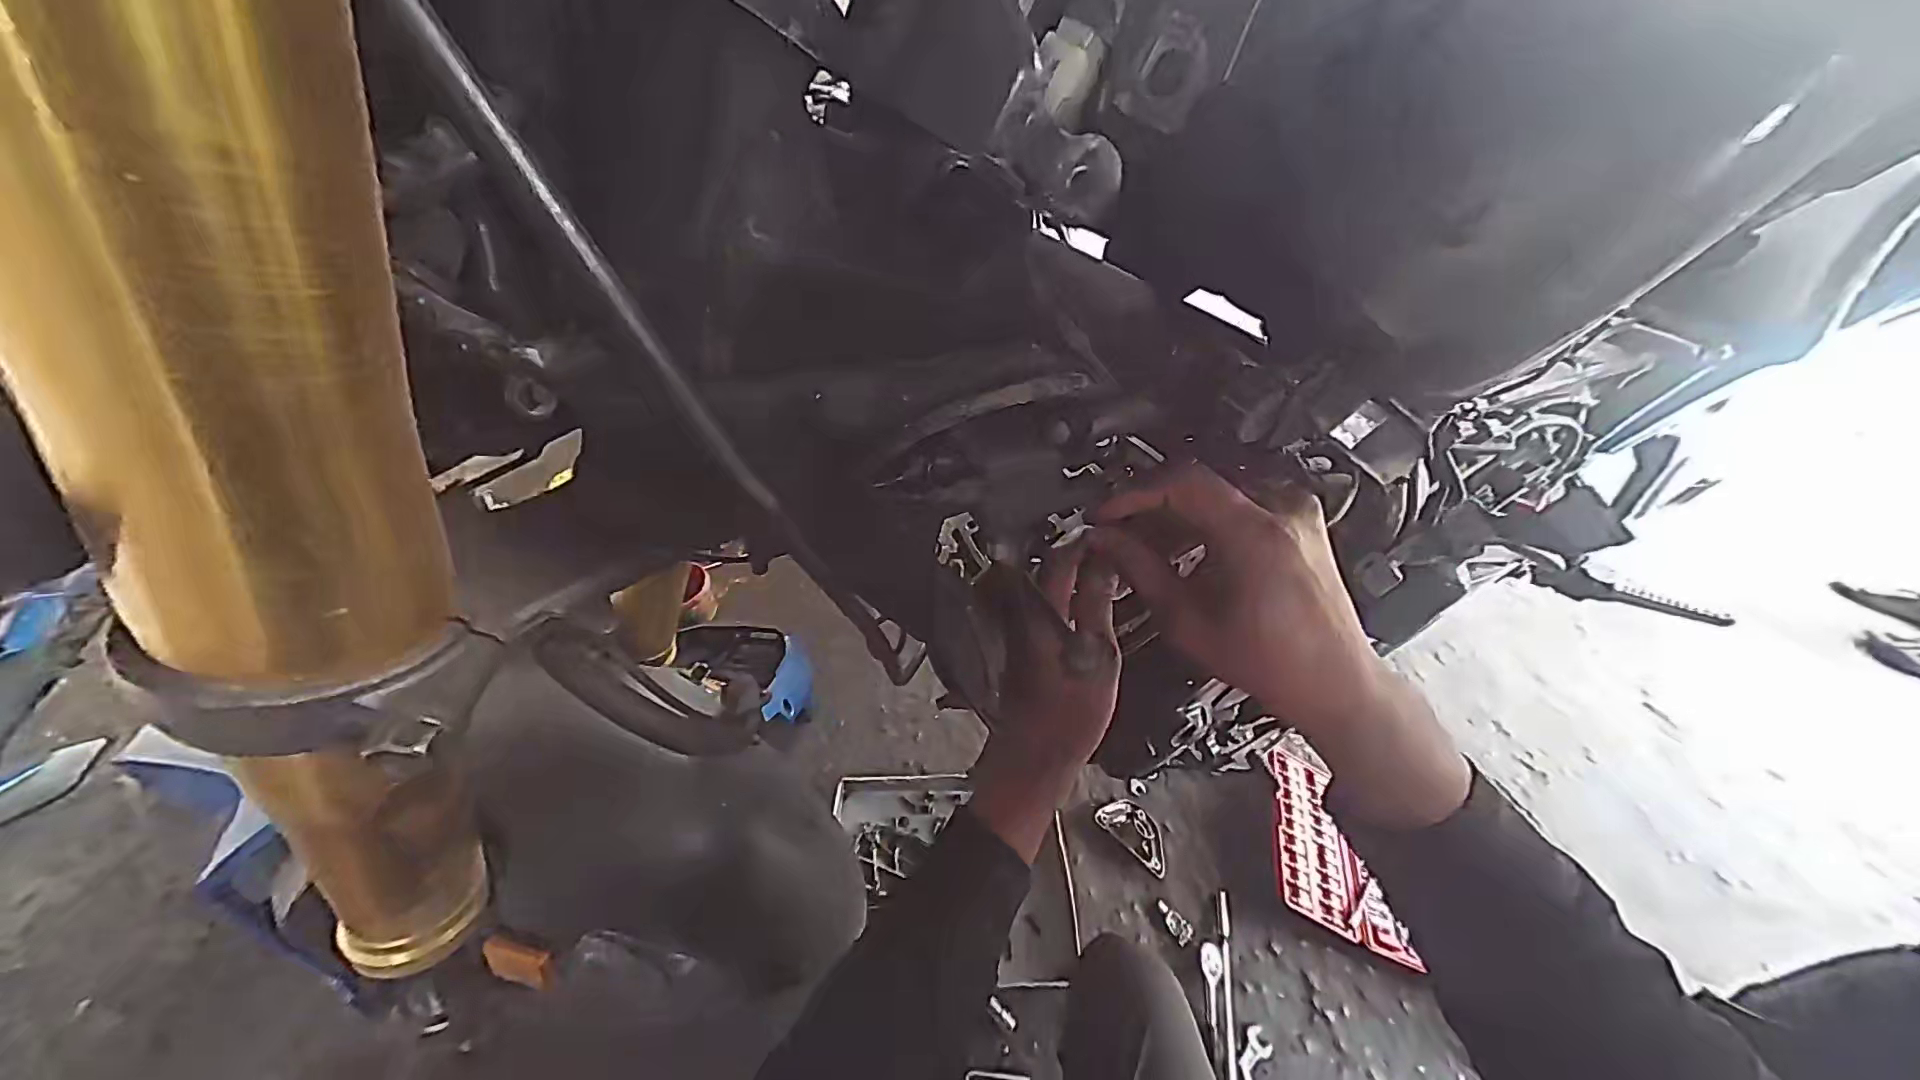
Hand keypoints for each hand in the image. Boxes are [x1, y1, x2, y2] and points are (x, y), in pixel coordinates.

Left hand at [967, 546, 1120, 861]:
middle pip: (1047, 567)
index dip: (1084, 540)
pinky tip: (1084, 603)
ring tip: (1103, 571)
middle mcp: (1022, 612)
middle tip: (1110, 549)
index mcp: (1041, 610)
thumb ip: (1097, 605)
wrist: (1035, 753)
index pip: (1060, 557)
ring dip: (1071, 573)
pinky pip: (1041, 605)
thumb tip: (1103, 564)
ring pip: (1043, 584)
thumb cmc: (1071, 713)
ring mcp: (1018, 627)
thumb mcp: (1100, 656)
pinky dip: (1063, 596)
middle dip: (1077, 552)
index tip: (1109, 535)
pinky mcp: (1019, 642)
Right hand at [1088, 464, 1469, 828]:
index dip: (1133, 494)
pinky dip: (1202, 520)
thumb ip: (1140, 570)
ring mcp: (1294, 513)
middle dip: (1149, 505)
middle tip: (1119, 529)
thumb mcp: (1187, 620)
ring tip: (1146, 545)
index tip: (1107, 513)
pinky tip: (1182, 548)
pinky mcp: (1297, 521)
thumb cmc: (1275, 662)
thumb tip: (1108, 542)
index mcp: (1255, 532)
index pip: (1180, 483)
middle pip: (1196, 482)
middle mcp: (1282, 511)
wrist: (1331, 680)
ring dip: (1174, 514)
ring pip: (1214, 490)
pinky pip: (1237, 502)